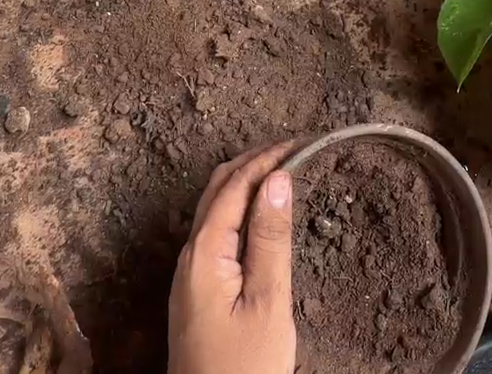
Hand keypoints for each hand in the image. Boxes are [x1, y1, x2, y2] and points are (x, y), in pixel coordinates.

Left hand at [168, 143, 297, 373]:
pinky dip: (241, 207)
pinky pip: (217, 230)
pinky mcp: (197, 290)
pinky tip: (262, 212)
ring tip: (283, 169)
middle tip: (295, 148)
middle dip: (254, 160)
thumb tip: (279, 179)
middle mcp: (190, 256)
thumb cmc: (246, 367)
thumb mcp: (267, 302)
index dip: (267, 157)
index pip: (235, 185)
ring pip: (215, 207)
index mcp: (204, 253)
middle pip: (218, 188)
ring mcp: (190, 274)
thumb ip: (271, 238)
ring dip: (246, 181)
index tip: (302, 141)